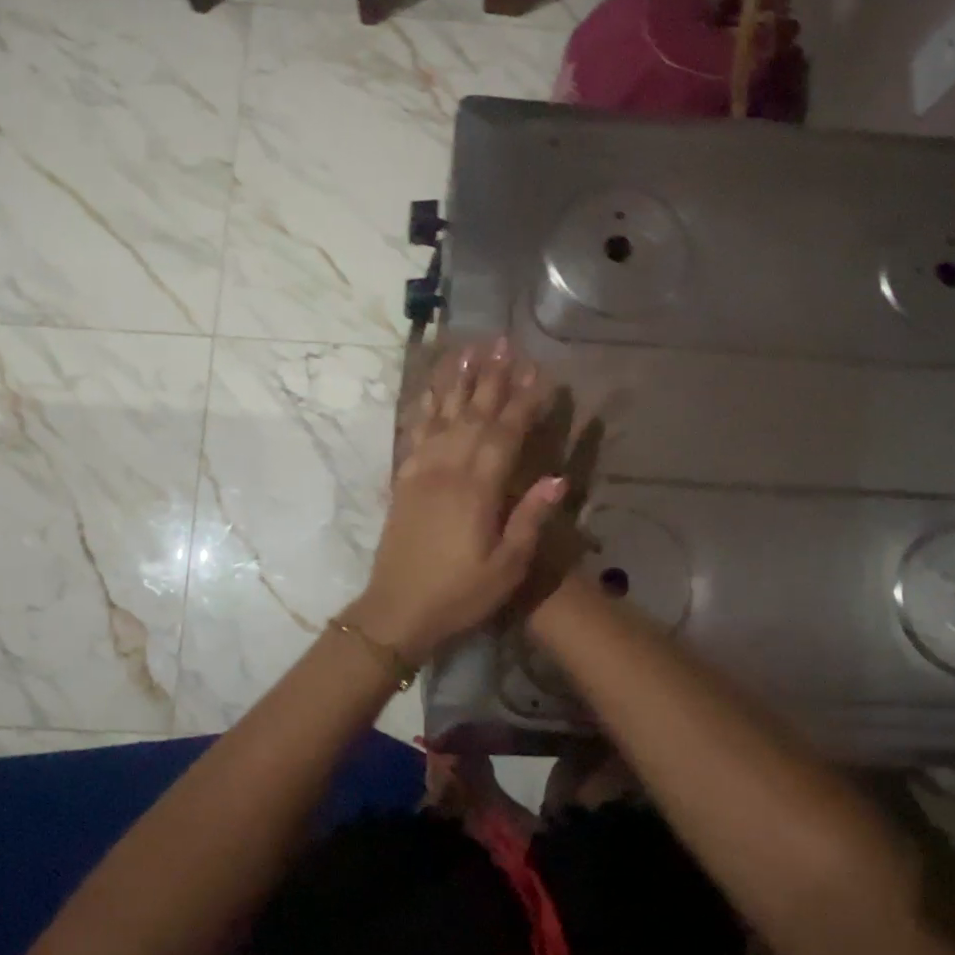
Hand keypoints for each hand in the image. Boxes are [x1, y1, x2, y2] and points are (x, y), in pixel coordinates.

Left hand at [346, 338, 564, 661]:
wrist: (397, 611)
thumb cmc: (460, 595)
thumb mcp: (506, 567)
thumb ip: (529, 519)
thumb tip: (558, 478)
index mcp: (477, 490)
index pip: (505, 434)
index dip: (524, 402)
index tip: (540, 372)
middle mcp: (447, 470)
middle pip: (473, 414)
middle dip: (492, 378)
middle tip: (505, 343)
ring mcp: (421, 471)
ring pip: (442, 415)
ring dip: (457, 381)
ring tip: (469, 349)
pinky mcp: (404, 480)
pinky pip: (416, 433)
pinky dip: (426, 407)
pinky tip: (432, 390)